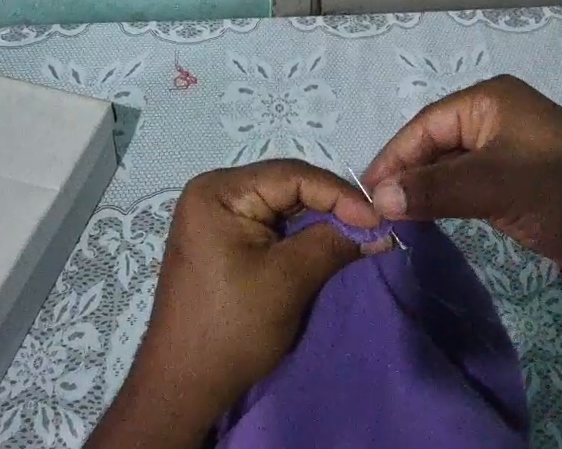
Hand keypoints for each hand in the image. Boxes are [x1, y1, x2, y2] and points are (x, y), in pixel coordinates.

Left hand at [89, 160, 385, 448]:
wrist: (183, 386)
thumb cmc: (231, 328)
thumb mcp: (288, 280)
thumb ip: (333, 243)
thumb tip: (379, 228)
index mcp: (218, 191)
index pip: (291, 175)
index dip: (339, 193)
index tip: (378, 218)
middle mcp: (213, 191)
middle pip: (286, 185)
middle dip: (331, 205)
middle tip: (372, 225)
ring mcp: (216, 215)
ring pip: (281, 204)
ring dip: (319, 219)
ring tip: (357, 233)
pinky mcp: (223, 238)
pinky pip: (270, 223)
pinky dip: (300, 233)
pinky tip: (328, 242)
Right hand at [363, 75, 561, 279]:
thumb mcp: (494, 186)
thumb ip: (434, 189)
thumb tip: (378, 197)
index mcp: (491, 98)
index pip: (427, 124)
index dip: (394, 156)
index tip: (367, 192)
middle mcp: (498, 113)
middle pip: (437, 140)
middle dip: (408, 172)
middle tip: (379, 208)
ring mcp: (510, 145)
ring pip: (452, 162)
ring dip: (426, 186)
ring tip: (398, 215)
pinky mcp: (519, 175)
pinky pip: (470, 180)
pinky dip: (448, 196)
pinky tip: (431, 215)